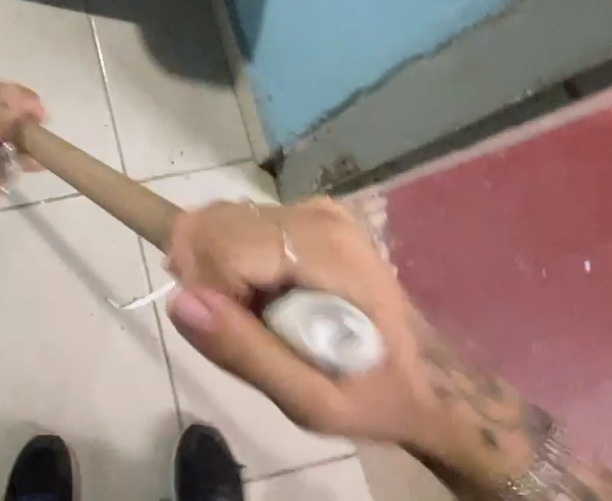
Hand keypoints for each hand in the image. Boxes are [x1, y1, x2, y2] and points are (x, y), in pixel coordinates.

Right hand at [162, 198, 436, 446]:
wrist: (432, 379)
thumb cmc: (375, 396)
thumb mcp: (313, 403)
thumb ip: (245, 353)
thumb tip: (179, 301)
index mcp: (325, 250)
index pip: (222, 242)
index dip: (209, 290)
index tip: (234, 334)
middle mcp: (315, 213)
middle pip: (215, 224)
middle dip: (206, 277)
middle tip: (241, 327)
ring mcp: (312, 207)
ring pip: (220, 220)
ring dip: (216, 269)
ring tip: (254, 315)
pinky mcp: (307, 211)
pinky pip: (238, 223)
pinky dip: (230, 259)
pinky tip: (261, 296)